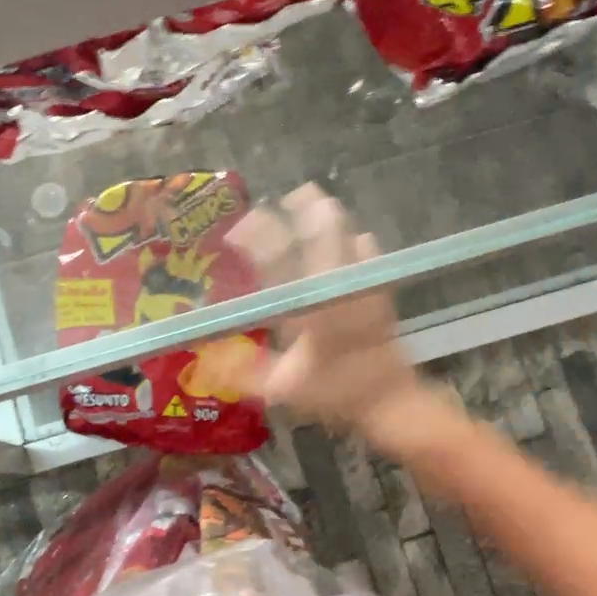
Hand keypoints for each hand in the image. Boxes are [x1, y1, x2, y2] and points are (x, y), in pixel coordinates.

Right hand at [201, 184, 469, 454]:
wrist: (391, 401)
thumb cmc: (335, 394)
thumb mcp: (282, 389)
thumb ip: (244, 374)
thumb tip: (205, 363)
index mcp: (307, 307)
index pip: (278, 261)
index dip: (258, 238)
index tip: (239, 227)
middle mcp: (335, 289)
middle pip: (323, 236)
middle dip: (307, 211)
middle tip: (293, 194)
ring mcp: (362, 288)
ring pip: (349, 240)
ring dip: (332, 221)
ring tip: (319, 204)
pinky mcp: (381, 295)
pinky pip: (371, 260)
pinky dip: (362, 246)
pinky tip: (360, 240)